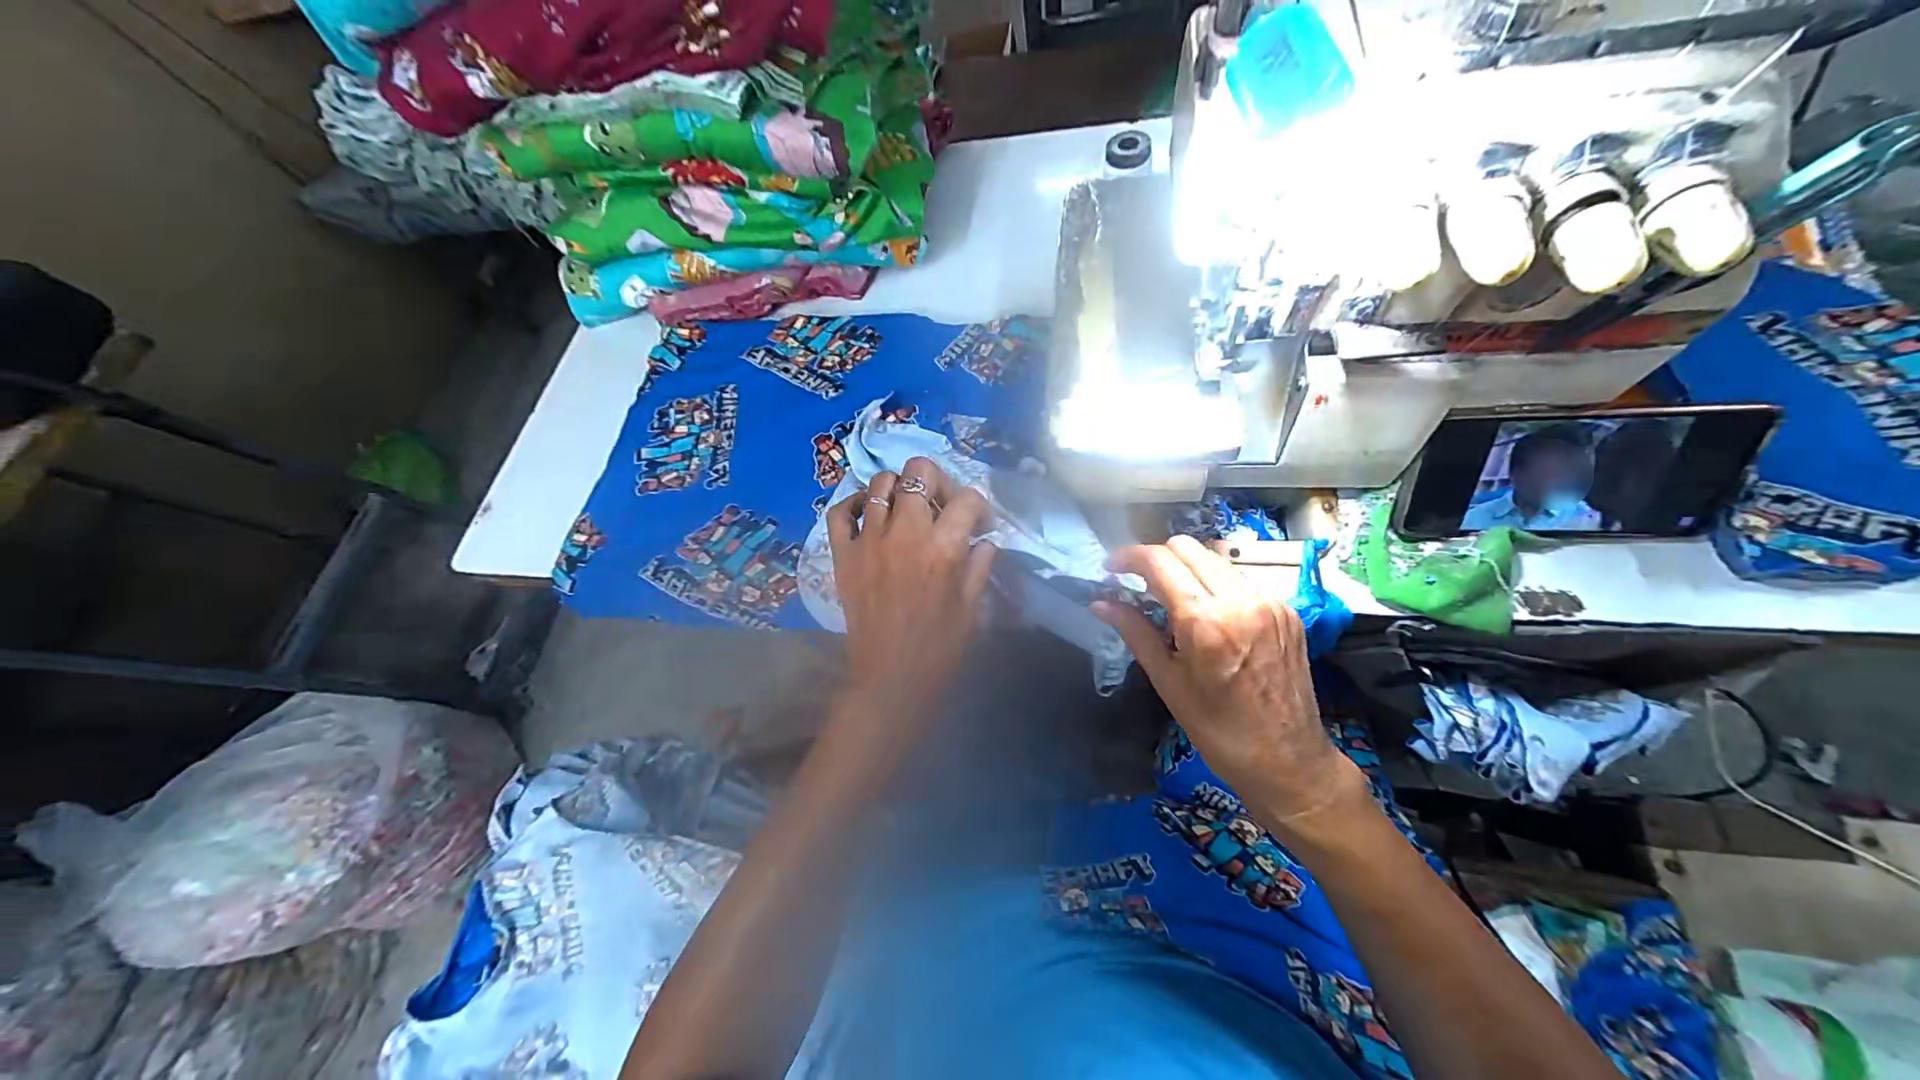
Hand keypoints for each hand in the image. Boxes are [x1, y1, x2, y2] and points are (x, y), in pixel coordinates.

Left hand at [826, 457, 996, 729]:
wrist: (890, 679)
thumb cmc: (939, 648)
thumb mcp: (972, 607)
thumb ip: (979, 565)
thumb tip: (984, 539)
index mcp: (944, 547)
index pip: (968, 498)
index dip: (979, 506)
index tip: (978, 522)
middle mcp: (906, 533)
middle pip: (919, 472)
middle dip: (937, 482)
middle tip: (940, 505)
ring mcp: (869, 540)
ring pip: (881, 483)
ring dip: (899, 488)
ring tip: (906, 508)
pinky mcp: (843, 554)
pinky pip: (841, 510)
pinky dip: (856, 503)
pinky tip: (870, 512)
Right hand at [1092, 537, 1367, 833]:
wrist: (1288, 760)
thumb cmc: (1218, 730)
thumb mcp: (1167, 682)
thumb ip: (1135, 631)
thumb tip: (1100, 603)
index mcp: (1205, 621)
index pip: (1160, 560)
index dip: (1128, 557)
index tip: (1112, 569)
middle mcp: (1240, 600)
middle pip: (1188, 547)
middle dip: (1156, 557)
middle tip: (1138, 583)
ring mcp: (1269, 602)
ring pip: (1216, 559)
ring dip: (1186, 568)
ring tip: (1170, 598)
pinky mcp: (1286, 611)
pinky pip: (1240, 579)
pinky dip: (1215, 584)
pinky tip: (1206, 613)